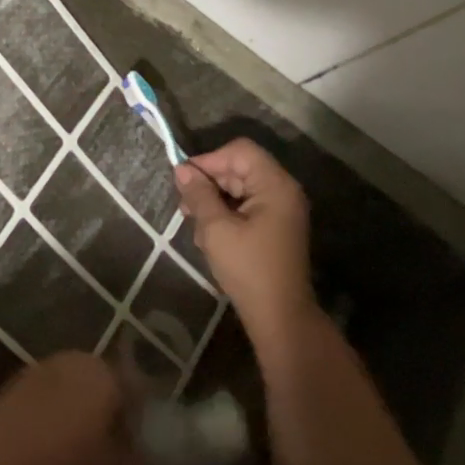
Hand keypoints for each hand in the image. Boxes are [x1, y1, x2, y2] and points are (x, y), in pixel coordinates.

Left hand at [0, 352, 141, 464]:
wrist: (3, 449)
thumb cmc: (67, 455)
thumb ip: (141, 463)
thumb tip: (158, 464)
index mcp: (107, 374)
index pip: (138, 388)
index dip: (143, 414)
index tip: (143, 438)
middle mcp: (79, 359)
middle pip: (107, 380)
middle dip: (113, 404)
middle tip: (115, 437)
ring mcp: (48, 364)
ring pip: (78, 380)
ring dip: (84, 400)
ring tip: (85, 435)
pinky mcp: (22, 375)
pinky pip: (52, 386)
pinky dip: (59, 401)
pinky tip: (54, 429)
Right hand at [174, 139, 315, 342]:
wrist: (278, 313)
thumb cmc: (247, 267)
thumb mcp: (216, 229)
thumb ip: (199, 195)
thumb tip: (182, 169)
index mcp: (275, 186)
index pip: (240, 151)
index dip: (209, 160)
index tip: (184, 180)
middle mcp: (282, 191)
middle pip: (240, 168)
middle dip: (209, 182)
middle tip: (185, 206)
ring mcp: (280, 209)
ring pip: (239, 187)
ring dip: (214, 200)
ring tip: (195, 224)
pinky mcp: (274, 226)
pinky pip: (245, 206)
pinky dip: (225, 213)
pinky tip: (209, 235)